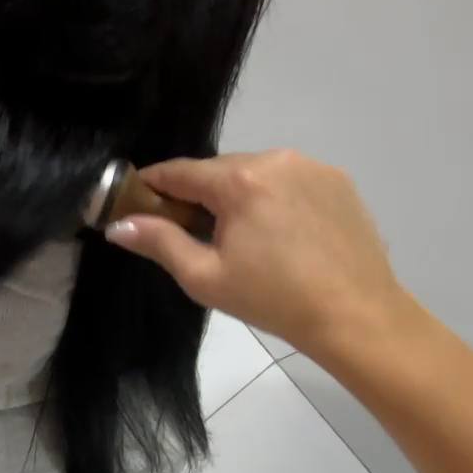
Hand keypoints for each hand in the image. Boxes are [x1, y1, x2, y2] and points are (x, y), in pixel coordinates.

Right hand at [105, 150, 419, 360]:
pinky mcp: (338, 181)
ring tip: (232, 240)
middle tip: (183, 234)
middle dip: (194, 196)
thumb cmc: (270, 299)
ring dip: (232, 198)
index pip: (179, 171)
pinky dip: (267, 200)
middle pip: (217, 170)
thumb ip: (159, 242)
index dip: (149, 186)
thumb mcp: (203, 276)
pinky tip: (271, 237)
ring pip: (253, 174)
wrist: (355, 313)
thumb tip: (118, 225)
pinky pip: (286, 182)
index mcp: (241, 179)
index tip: (131, 206)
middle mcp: (278, 159)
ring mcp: (314, 167)